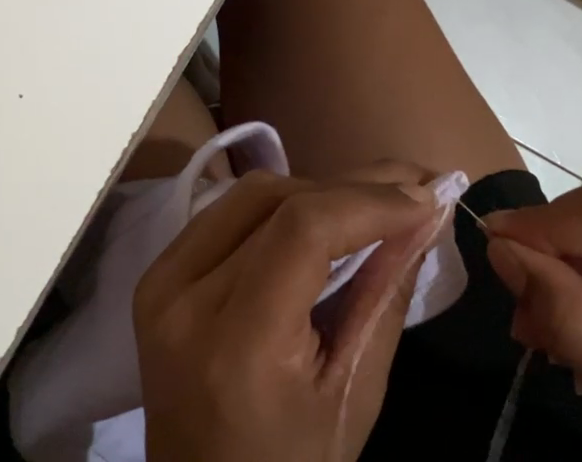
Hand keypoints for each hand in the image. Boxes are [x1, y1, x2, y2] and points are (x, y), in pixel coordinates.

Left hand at [133, 167, 447, 461]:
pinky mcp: (156, 275)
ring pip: (250, 195)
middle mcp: (183, 298)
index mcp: (237, 344)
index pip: (302, 230)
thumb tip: (424, 214)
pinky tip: (320, 220)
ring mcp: (161, 282)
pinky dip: (279, 206)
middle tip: (411, 189)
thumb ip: (385, 295)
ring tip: (370, 206)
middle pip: (276, 200)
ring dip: (316, 191)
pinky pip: (226, 213)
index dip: (369, 200)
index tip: (426, 195)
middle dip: (352, 187)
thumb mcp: (354, 394)